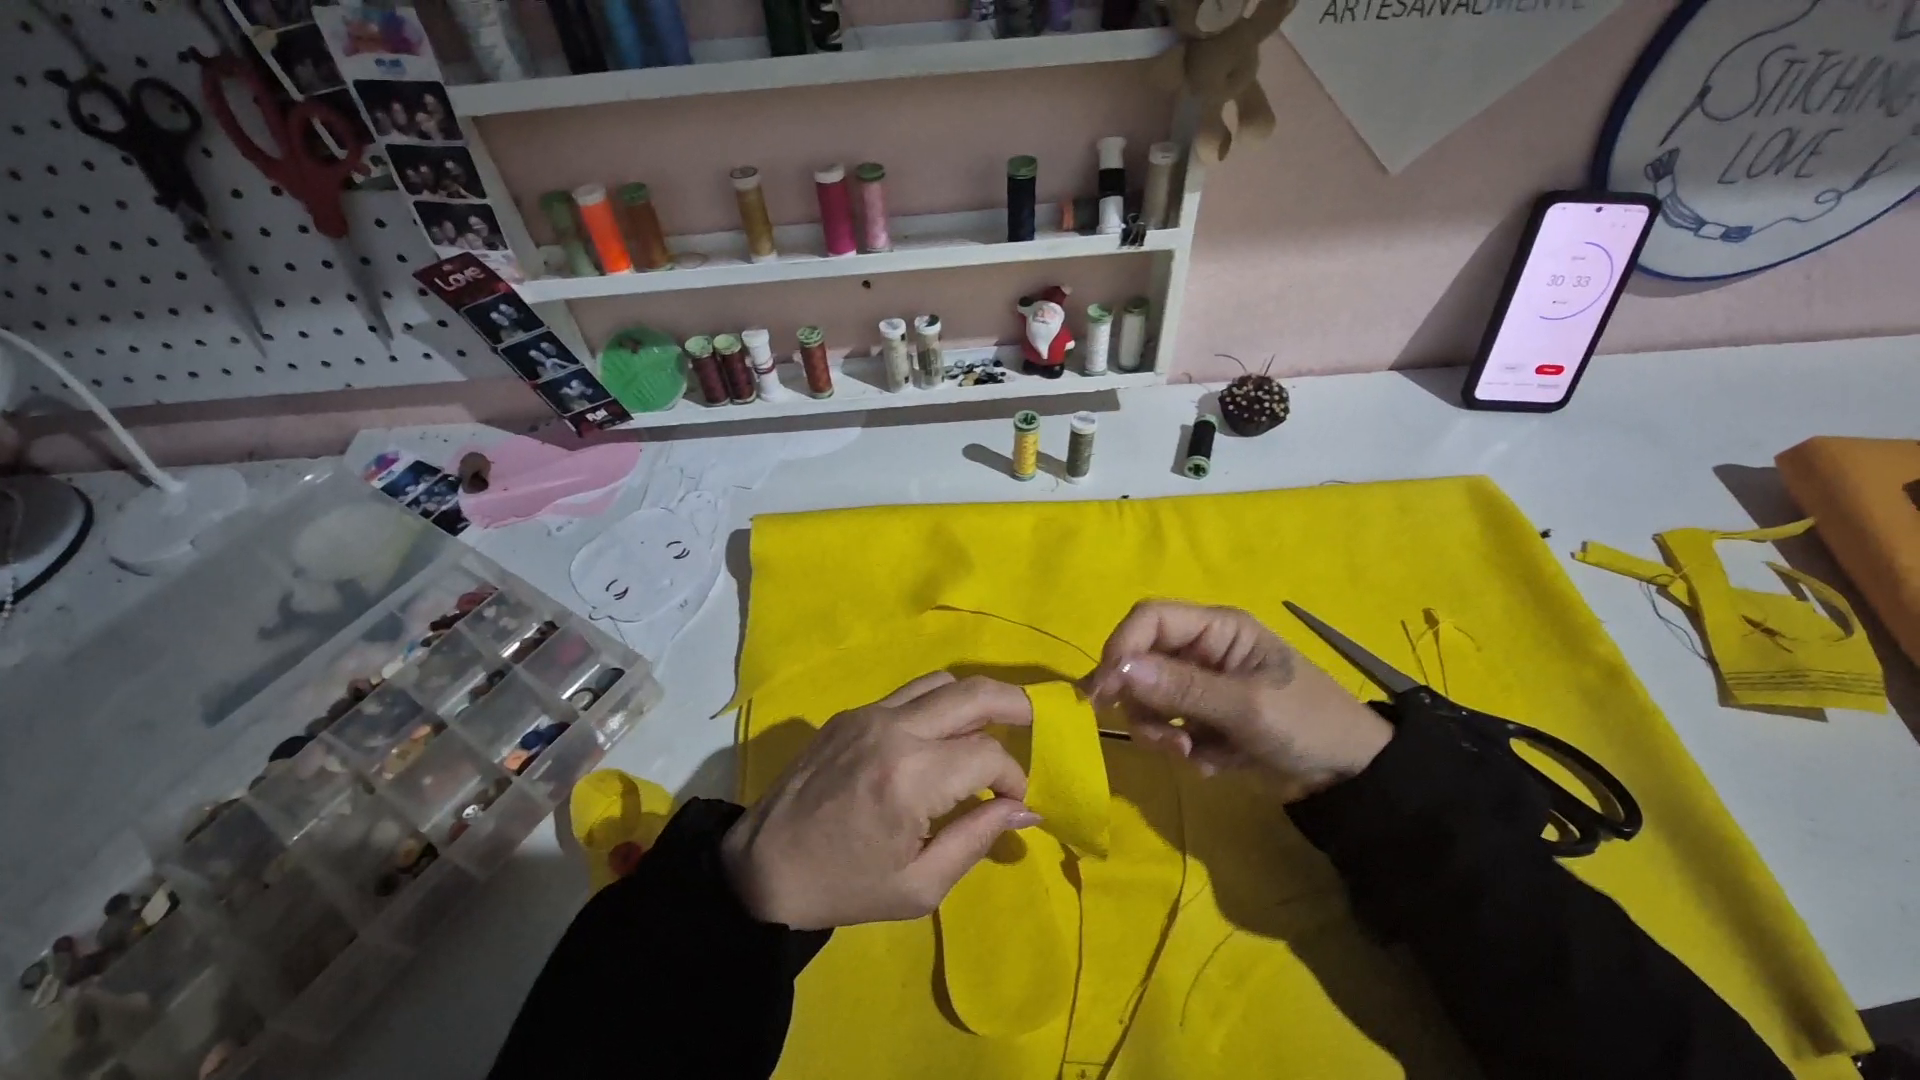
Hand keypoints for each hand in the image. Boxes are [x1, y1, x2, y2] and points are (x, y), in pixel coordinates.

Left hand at [721, 674, 1039, 930]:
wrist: (762, 868)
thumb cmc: (843, 886)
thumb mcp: (919, 884)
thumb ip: (977, 838)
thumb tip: (1026, 808)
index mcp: (910, 776)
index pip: (987, 755)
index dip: (1014, 778)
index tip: (1015, 803)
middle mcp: (892, 730)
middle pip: (973, 693)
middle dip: (1016, 706)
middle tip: (1037, 724)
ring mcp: (867, 714)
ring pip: (940, 682)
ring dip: (975, 700)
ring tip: (993, 727)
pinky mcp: (848, 714)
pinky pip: (908, 695)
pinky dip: (938, 706)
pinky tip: (941, 737)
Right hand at [1084, 601, 1392, 800]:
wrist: (1351, 776)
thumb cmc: (1309, 724)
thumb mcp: (1247, 707)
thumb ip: (1182, 688)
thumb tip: (1117, 669)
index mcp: (1217, 630)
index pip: (1149, 620)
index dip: (1120, 649)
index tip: (1102, 693)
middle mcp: (1201, 651)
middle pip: (1139, 663)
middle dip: (1144, 706)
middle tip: (1165, 743)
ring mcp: (1200, 687)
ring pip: (1148, 701)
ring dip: (1162, 734)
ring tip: (1196, 756)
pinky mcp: (1203, 719)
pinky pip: (1169, 729)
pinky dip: (1184, 749)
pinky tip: (1216, 763)